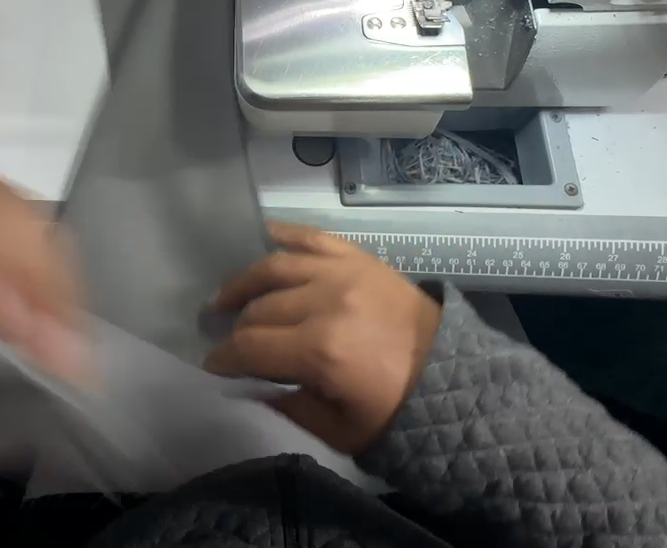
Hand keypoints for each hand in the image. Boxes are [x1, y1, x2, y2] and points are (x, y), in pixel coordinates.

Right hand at [202, 221, 440, 453]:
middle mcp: (326, 302)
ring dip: (244, 281)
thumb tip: (249, 386)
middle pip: (259, 308)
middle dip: (236, 327)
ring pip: (274, 267)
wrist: (454, 378)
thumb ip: (290, 406)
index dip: (224, 357)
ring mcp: (342, 272)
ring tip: (228, 295)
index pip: (250, 346)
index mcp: (322, 351)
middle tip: (225, 337)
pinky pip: (308, 236)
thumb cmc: (395, 412)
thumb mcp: (340, 432)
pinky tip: (259, 239)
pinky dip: (281, 234)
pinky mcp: (357, 256)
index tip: (212, 364)